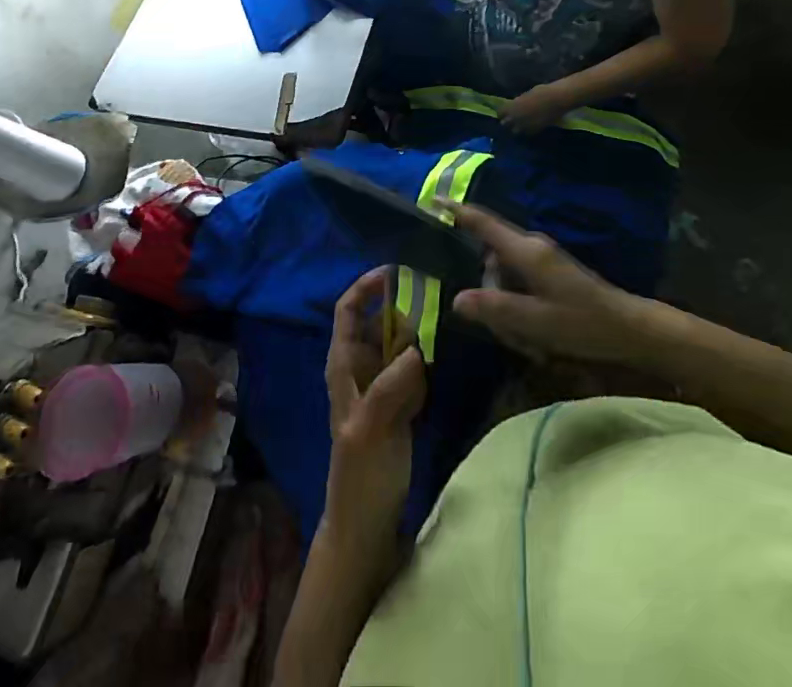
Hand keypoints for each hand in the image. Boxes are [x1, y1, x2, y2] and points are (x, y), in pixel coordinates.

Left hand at [323, 267, 427, 543]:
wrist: (366, 520)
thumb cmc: (359, 474)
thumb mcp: (369, 430)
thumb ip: (389, 389)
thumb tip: (415, 350)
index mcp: (343, 365)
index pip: (348, 311)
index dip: (366, 287)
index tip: (396, 271)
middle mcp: (361, 367)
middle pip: (380, 322)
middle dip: (404, 307)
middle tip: (439, 298)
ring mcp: (383, 385)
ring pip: (400, 344)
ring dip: (419, 334)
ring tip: (448, 320)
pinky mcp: (402, 403)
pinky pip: (415, 369)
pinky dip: (428, 362)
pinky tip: (444, 359)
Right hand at [445, 201, 649, 365]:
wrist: (632, 329)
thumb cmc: (584, 322)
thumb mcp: (535, 321)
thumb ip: (495, 308)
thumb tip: (456, 300)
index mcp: (526, 251)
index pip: (483, 223)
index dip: (456, 211)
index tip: (431, 199)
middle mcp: (532, 247)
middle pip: (489, 257)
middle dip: (487, 293)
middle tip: (502, 330)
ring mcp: (541, 259)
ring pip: (502, 275)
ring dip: (504, 307)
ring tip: (524, 342)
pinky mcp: (549, 273)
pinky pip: (517, 284)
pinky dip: (517, 309)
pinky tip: (532, 337)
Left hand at [499, 82, 574, 133]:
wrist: (556, 99)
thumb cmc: (542, 92)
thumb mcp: (526, 95)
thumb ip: (518, 102)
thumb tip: (515, 105)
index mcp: (511, 106)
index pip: (500, 113)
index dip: (502, 113)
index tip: (504, 112)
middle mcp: (515, 118)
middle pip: (505, 124)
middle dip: (507, 122)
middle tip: (511, 120)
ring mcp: (524, 125)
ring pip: (514, 131)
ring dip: (516, 127)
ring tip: (520, 124)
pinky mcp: (534, 130)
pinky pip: (527, 133)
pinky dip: (527, 130)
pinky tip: (530, 126)